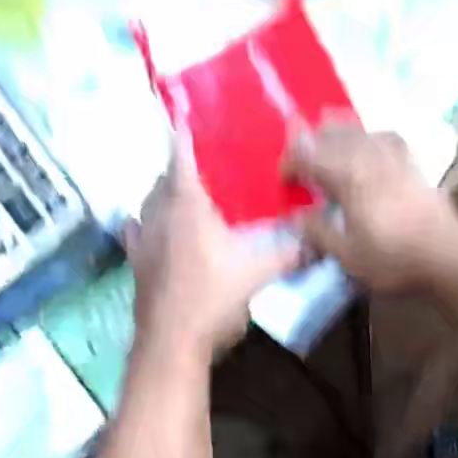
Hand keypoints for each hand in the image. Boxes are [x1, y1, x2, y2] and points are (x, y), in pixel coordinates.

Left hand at [125, 135, 301, 363]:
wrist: (172, 342)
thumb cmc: (213, 299)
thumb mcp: (257, 275)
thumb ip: (289, 255)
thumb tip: (322, 243)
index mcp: (188, 205)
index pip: (183, 156)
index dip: (186, 134)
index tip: (187, 116)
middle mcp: (158, 213)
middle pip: (164, 179)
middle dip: (179, 169)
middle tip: (203, 169)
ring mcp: (142, 239)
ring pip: (148, 204)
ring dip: (162, 196)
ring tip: (180, 197)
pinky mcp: (136, 265)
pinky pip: (136, 233)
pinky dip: (143, 225)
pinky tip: (145, 227)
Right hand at [284, 122, 457, 293]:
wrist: (448, 255)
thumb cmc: (393, 259)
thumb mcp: (347, 256)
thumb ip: (318, 233)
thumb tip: (296, 218)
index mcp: (345, 173)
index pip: (306, 152)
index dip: (290, 163)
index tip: (285, 182)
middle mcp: (367, 152)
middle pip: (330, 130)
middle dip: (311, 143)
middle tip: (304, 166)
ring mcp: (393, 152)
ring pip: (356, 128)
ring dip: (337, 137)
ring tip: (331, 155)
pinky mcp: (412, 160)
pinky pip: (381, 136)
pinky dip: (366, 139)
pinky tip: (368, 152)